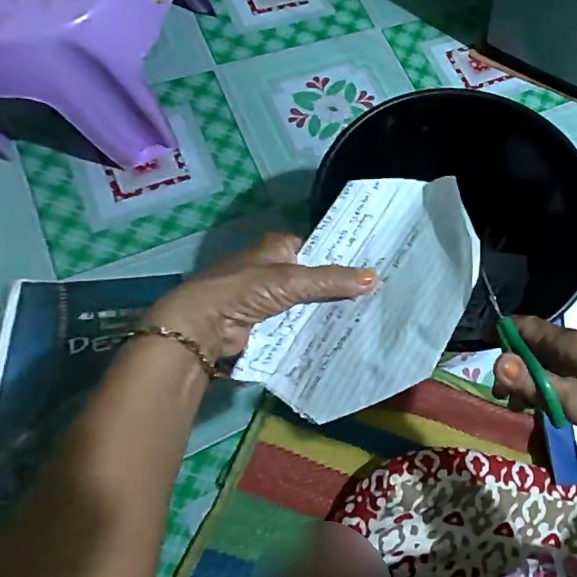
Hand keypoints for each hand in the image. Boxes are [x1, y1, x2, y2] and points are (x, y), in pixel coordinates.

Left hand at [144, 232, 375, 361]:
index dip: (341, 256)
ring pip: (309, 300)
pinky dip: (314, 325)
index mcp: (277, 246)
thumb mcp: (293, 280)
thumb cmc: (244, 290)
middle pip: (315, 275)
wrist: (202, 327)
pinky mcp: (267, 321)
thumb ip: (332, 279)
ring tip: (365, 311)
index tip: (369, 266)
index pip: (318, 247)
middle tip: (374, 292)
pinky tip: (340, 329)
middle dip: (339, 285)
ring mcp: (269, 296)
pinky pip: (299, 321)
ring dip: (328, 308)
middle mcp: (273, 267)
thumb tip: (374, 277)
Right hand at [490, 316, 576, 453]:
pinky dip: (541, 389)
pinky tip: (538, 410)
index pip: (528, 324)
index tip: (481, 347)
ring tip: (515, 406)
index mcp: (569, 342)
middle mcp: (574, 346)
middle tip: (499, 392)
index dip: (503, 332)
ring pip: (543, 363)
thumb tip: (497, 363)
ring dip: (526, 381)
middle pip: (533, 345)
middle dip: (512, 365)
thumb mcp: (565, 397)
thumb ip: (531, 382)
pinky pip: (555, 376)